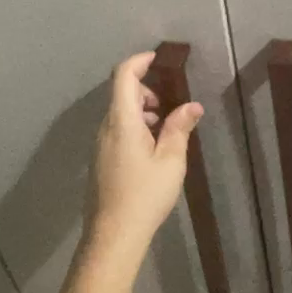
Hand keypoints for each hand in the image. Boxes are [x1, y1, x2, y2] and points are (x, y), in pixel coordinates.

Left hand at [87, 51, 202, 256]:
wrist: (113, 234)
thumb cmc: (145, 194)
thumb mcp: (171, 161)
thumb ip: (180, 128)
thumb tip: (192, 106)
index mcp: (121, 121)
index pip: (123, 76)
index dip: (139, 61)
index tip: (158, 58)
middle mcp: (106, 127)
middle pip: (121, 93)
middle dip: (146, 90)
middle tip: (169, 107)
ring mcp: (99, 144)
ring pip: (119, 114)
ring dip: (141, 111)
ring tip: (165, 131)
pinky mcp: (100, 160)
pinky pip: (116, 131)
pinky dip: (134, 127)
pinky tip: (152, 150)